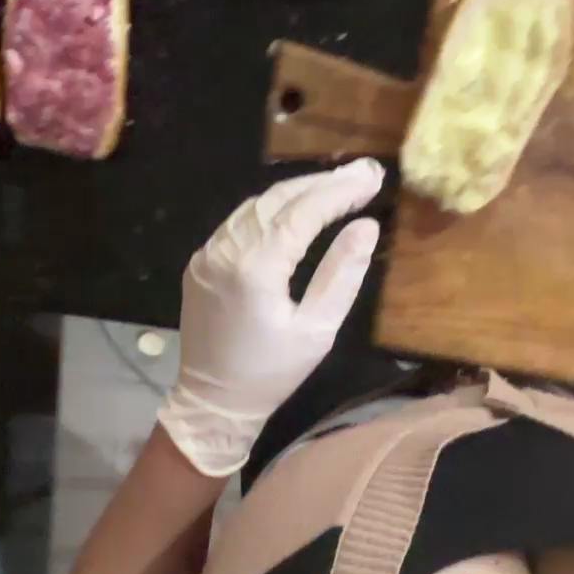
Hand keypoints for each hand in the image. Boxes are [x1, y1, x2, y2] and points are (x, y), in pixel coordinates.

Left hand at [158, 159, 385, 476]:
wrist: (213, 400)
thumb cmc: (272, 373)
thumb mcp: (317, 330)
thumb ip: (342, 274)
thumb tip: (366, 226)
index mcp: (255, 268)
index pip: (303, 212)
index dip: (339, 191)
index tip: (372, 176)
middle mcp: (225, 250)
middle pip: (277, 199)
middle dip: (322, 183)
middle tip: (362, 173)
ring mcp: (207, 253)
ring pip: (255, 206)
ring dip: (296, 192)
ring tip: (336, 186)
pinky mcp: (200, 262)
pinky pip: (238, 223)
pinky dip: (270, 210)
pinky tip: (295, 209)